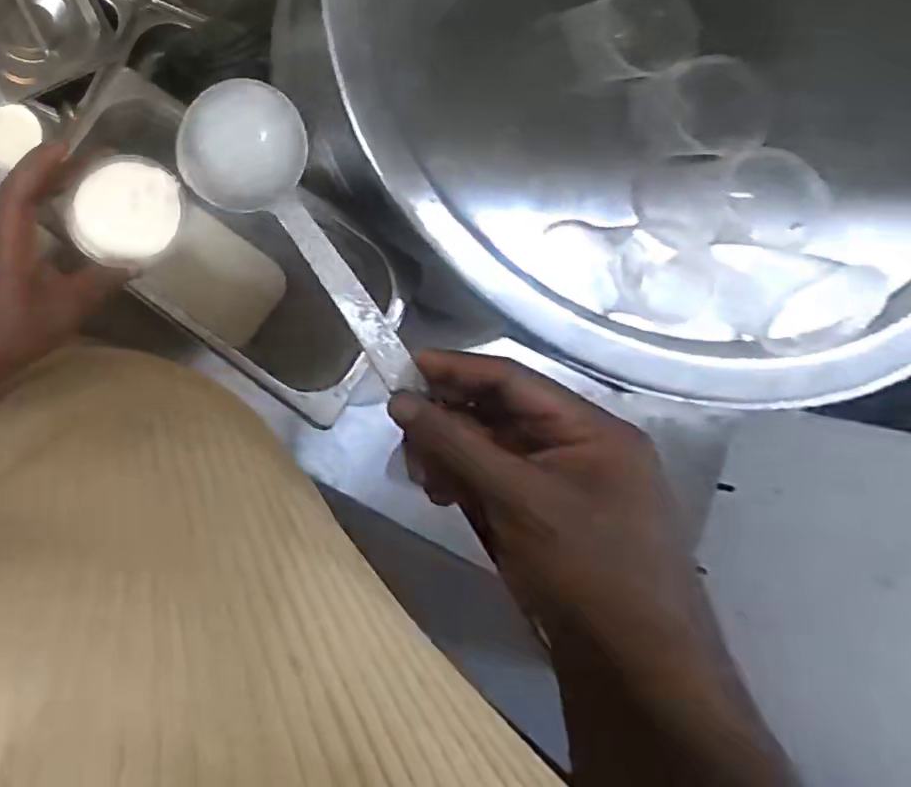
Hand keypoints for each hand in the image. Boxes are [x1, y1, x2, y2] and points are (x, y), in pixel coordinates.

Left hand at [0, 142, 129, 384]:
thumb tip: (137, 262)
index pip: (19, 186)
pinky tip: (73, 211)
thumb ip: (102, 280)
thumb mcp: (68, 305)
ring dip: (52, 183)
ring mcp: (0, 242)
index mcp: (11, 236)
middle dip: (56, 167)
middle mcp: (2, 231)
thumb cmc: (18, 327)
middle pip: (24, 186)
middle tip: (96, 158)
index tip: (69, 144)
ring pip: (24, 200)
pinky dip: (48, 205)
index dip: (41, 161)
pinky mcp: (4, 254)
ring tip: (88, 175)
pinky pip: (25, 216)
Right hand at [387, 351, 708, 651]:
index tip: (397, 368)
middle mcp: (574, 446)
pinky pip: (482, 472)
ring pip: (479, 441)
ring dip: (444, 453)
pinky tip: (443, 497)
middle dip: (442, 422)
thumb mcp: (515, 497)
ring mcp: (555, 478)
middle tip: (407, 442)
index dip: (452, 368)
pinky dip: (455, 477)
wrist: (634, 663)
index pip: (510, 379)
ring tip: (427, 481)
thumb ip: (453, 441)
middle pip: (489, 409)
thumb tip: (398, 399)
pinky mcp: (536, 506)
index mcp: (591, 432)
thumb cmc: (589, 568)